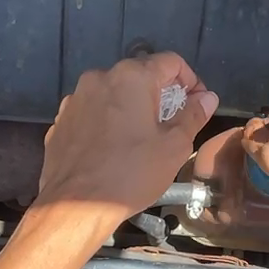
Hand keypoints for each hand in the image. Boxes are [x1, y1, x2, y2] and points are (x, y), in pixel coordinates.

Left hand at [33, 53, 216, 232]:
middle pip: (139, 75)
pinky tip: (112, 150)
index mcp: (131, 77)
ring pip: (113, 94)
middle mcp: (100, 78)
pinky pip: (92, 113)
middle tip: (171, 126)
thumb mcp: (174, 147)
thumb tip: (207, 97)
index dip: (191, 81)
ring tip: (140, 140)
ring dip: (131, 108)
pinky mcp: (60, 121)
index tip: (196, 104)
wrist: (76, 206)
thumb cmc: (131, 174)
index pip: (171, 62)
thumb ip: (193, 115)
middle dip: (160, 95)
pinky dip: (107, 122)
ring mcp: (75, 99)